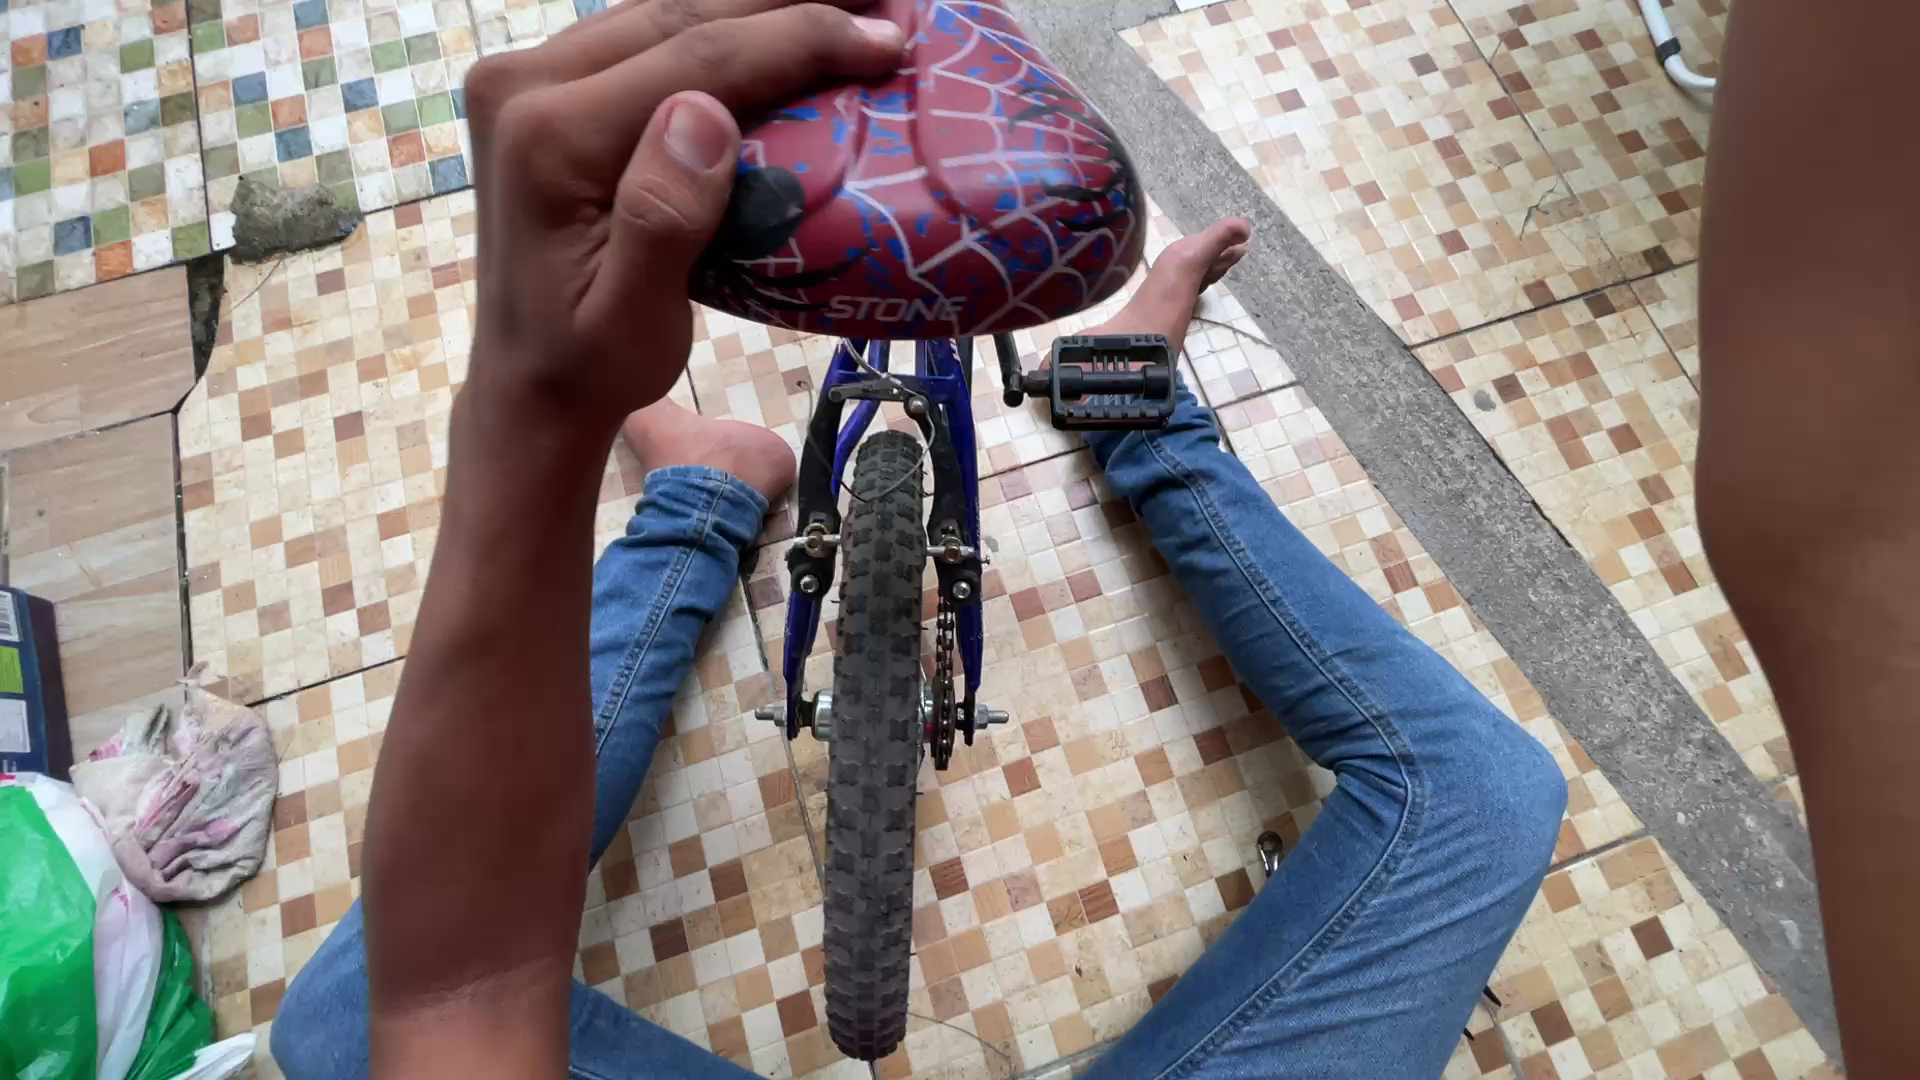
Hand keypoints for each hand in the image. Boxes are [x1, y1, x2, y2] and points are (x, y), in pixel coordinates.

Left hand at [460, 0, 907, 435]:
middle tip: (877, 0)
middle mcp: (527, 85)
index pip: (693, 60)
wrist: (531, 380)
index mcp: (551, 138)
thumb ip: (662, 216)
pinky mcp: (549, 97)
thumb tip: (707, 111)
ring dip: (755, 8)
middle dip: (786, 2)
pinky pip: (646, 43)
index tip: (880, 38)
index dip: (796, 40)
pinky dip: (717, 34)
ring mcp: (531, 83)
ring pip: (662, 16)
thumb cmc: (593, 364)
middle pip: (678, 14)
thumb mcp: (633, 317)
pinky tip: (764, 34)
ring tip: (834, 7)